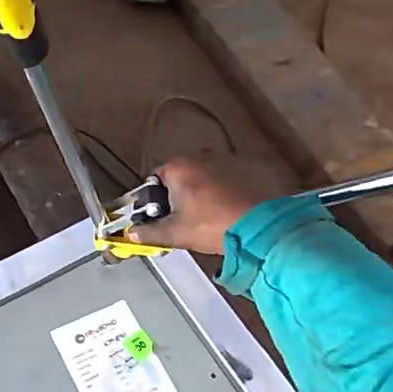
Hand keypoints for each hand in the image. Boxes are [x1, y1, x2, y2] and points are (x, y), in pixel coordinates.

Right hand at [128, 154, 280, 254]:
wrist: (261, 229)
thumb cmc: (212, 225)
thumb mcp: (173, 233)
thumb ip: (147, 232)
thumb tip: (131, 234)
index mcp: (177, 166)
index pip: (153, 181)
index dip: (152, 202)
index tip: (156, 218)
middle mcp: (200, 157)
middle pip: (176, 179)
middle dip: (174, 198)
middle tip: (177, 222)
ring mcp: (224, 162)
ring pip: (199, 181)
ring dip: (195, 197)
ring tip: (200, 221)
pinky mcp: (244, 171)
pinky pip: (219, 183)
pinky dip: (215, 196)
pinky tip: (219, 215)